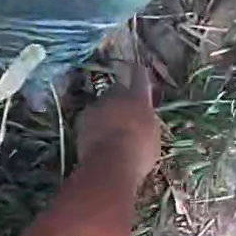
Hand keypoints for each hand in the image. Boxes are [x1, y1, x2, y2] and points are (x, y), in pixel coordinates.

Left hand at [74, 66, 160, 181]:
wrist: (111, 163)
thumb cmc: (140, 151)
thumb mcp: (153, 136)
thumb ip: (147, 122)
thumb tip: (143, 119)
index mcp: (138, 98)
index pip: (140, 77)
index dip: (139, 75)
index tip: (139, 72)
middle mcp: (116, 96)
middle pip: (118, 89)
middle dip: (121, 98)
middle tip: (125, 112)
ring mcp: (97, 106)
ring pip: (102, 104)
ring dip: (106, 112)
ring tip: (110, 130)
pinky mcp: (82, 119)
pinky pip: (89, 118)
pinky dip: (93, 125)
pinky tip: (97, 138)